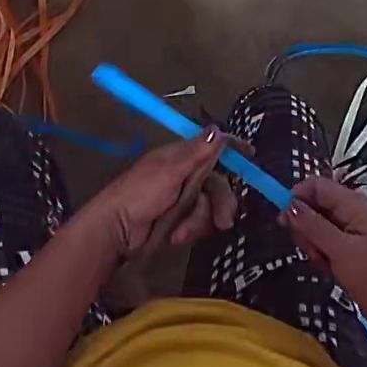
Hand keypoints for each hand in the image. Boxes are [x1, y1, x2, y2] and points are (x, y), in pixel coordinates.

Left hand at [81, 129, 239, 259]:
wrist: (116, 231)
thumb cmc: (139, 194)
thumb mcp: (169, 171)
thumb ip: (196, 154)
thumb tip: (217, 130)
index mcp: (178, 157)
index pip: (210, 148)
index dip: (230, 150)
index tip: (250, 153)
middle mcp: (183, 175)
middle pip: (217, 183)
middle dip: (221, 202)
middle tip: (223, 221)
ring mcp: (181, 199)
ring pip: (210, 206)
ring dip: (200, 220)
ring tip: (182, 231)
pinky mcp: (179, 220)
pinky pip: (199, 223)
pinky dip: (191, 230)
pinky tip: (177, 236)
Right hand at [281, 177, 366, 320]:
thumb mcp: (341, 251)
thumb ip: (313, 225)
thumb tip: (289, 204)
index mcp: (355, 205)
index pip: (316, 185)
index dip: (297, 198)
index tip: (285, 221)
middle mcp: (354, 212)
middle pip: (314, 205)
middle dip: (305, 226)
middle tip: (312, 250)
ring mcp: (354, 230)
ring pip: (317, 225)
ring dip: (313, 243)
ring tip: (324, 263)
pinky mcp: (353, 248)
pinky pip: (327, 241)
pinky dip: (322, 253)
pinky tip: (330, 269)